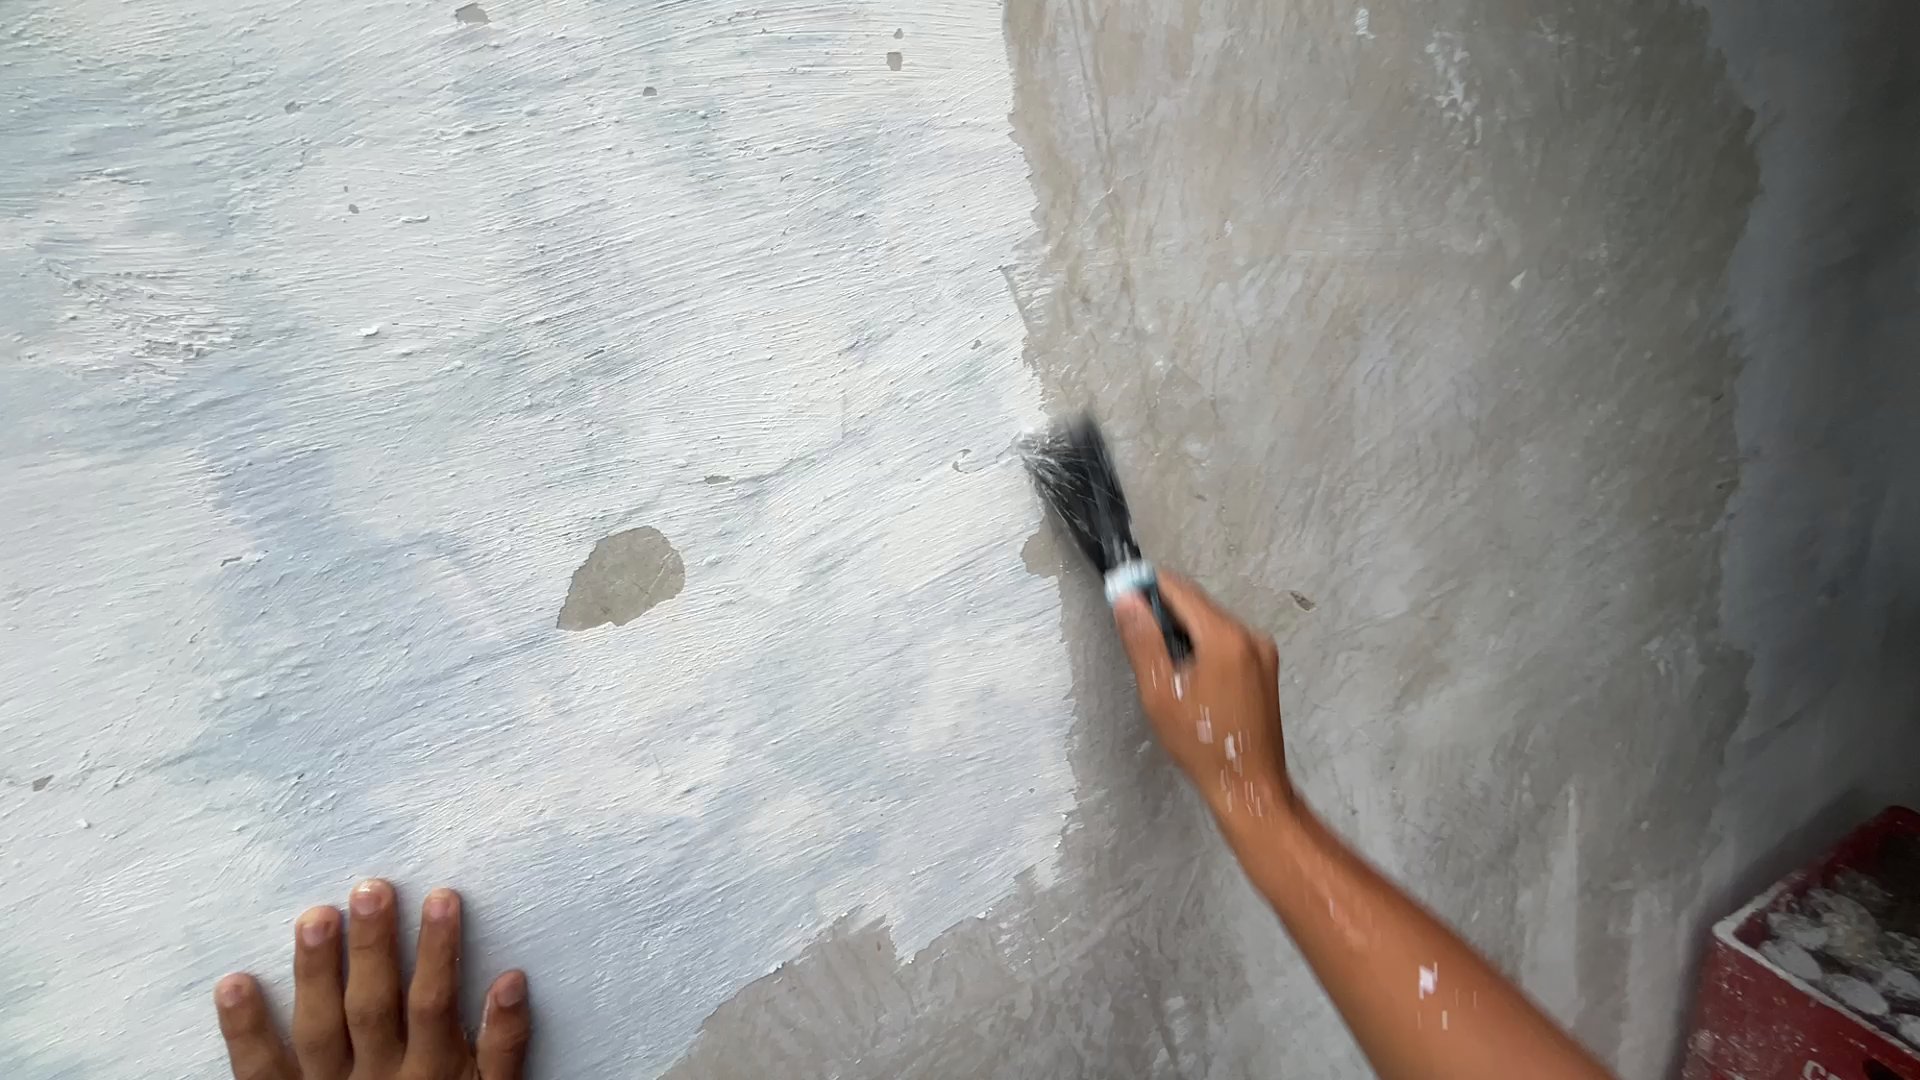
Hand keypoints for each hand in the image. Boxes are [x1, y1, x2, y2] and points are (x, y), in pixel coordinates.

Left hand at [212, 879, 529, 1079]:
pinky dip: (243, 1029)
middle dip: (372, 945)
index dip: (437, 948)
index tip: (441, 896)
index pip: (433, 998)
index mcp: (429, 1070)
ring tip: (314, 917)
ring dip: (314, 972)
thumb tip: (510, 980)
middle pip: (370, 1004)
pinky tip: (235, 983)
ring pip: (317, 1028)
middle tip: (370, 890)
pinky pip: (258, 1071)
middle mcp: (374, 1079)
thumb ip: (505, 1043)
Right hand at [1112, 573, 1291, 822]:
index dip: (1146, 586)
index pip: (1180, 589)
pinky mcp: (1264, 664)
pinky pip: (1225, 637)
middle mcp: (1249, 634)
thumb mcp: (1159, 692)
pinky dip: (1201, 642)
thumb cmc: (1200, 743)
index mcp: (1224, 637)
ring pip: (1210, 620)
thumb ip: (1142, 640)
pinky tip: (1186, 668)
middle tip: (1132, 628)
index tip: (1120, 592)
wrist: (1249, 784)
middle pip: (1196, 603)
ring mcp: (1261, 649)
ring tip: (1158, 657)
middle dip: (1162, 609)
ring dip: (1181, 627)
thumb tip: (1125, 598)